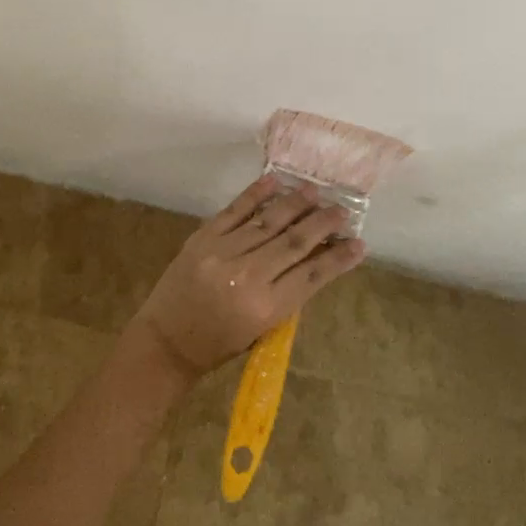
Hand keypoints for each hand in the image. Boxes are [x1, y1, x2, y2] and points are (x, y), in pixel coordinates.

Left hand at [125, 175, 365, 378]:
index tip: (359, 243)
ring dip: (295, 203)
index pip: (311, 275)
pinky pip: (234, 211)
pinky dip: (256, 194)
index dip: (338, 258)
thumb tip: (315, 259)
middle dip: (322, 223)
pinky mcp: (203, 238)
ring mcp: (223, 253)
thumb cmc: (219, 345)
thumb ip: (287, 295)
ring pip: (268, 221)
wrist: (166, 341)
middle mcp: (247, 277)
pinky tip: (275, 181)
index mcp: (265, 308)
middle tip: (342, 209)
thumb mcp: (261, 329)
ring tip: (315, 191)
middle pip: (294, 242)